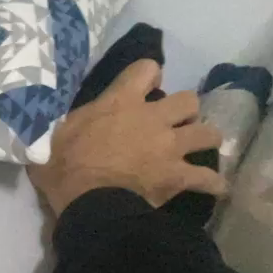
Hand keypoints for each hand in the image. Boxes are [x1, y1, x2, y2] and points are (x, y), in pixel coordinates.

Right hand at [27, 59, 227, 215]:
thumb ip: (69, 126)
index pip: (146, 69)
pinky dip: (212, 184)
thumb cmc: (64, 169)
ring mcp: (170, 147)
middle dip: (183, 112)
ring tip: (198, 150)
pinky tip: (216, 188)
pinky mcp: (178, 176)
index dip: (148, 76)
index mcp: (121, 103)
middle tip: (171, 126)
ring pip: (207, 133)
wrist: (88, 203)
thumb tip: (61, 124)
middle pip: (187, 100)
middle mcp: (153, 118)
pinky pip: (207, 179)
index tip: (145, 87)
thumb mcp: (56, 138)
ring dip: (204, 140)